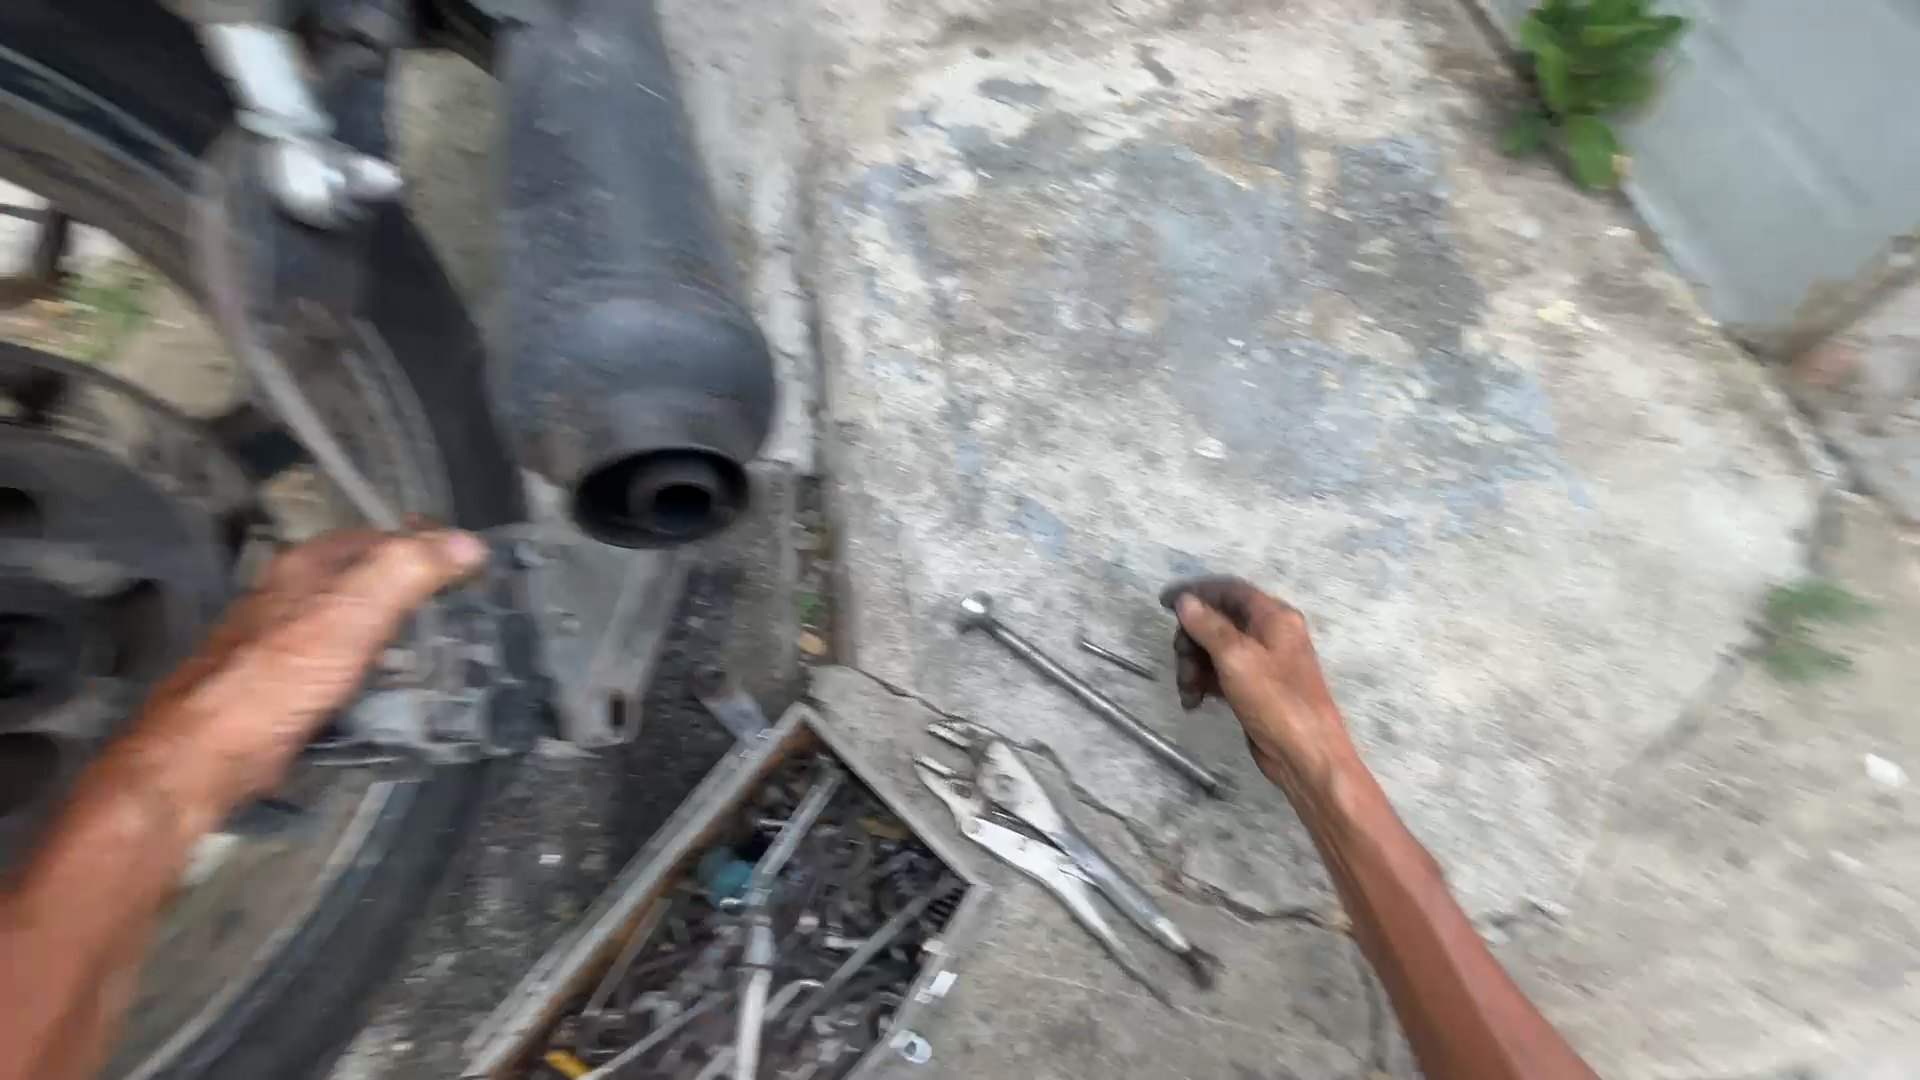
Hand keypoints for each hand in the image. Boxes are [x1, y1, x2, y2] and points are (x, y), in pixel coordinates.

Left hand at [116, 527, 488, 815]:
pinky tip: (400, 674)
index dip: (430, 543)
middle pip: (373, 573)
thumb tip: (469, 543)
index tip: (472, 562)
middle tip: (466, 600)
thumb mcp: (356, 613)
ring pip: (363, 611)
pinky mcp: (294, 671)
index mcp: (310, 565)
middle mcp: (297, 590)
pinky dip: (383, 654)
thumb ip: (410, 571)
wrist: (210, 752)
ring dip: (403, 620)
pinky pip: (354, 649)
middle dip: (419, 583)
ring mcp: (291, 631)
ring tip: (445, 637)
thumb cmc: (278, 678)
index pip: (386, 535)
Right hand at [1159, 577, 1350, 790]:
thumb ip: (1208, 626)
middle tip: (1180, 661)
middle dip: (1191, 639)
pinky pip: (1219, 672)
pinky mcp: (1253, 687)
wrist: (1305, 757)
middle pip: (1216, 621)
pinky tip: (1193, 701)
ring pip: (1214, 648)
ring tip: (1187, 691)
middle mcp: (1269, 633)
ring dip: (1193, 665)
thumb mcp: (1237, 658)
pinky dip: (1203, 681)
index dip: (1195, 592)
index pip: (1229, 590)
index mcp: (1273, 617)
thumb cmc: (1276, 701)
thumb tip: (1185, 600)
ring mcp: (1261, 661)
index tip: (1164, 604)